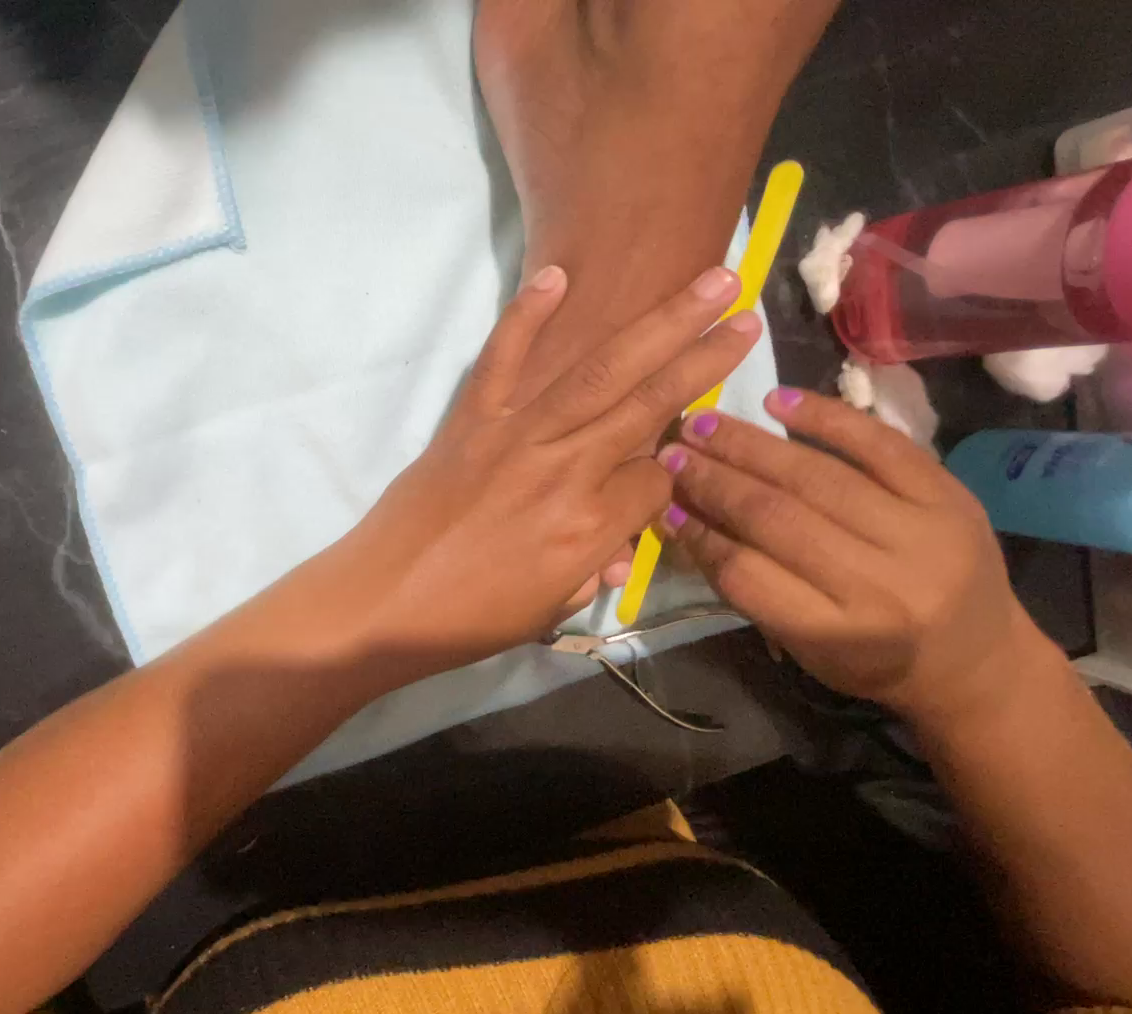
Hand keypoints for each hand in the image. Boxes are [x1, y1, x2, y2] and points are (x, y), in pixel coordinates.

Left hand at [330, 264, 757, 673]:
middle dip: (705, 357)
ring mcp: (515, 436)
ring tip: (709, 282)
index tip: (664, 471)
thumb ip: (591, 568)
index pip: (657, 480)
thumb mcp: (548, 609)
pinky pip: (502, 360)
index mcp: (591, 527)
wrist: (383, 602)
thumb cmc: (467, 620)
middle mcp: (566, 470)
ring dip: (659, 323)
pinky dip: (525, 316)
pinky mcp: (469, 421)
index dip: (669, 475)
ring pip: (600, 371)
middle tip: (748, 313)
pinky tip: (559, 275)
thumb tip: (616, 547)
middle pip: (651, 403)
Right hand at [660, 388, 1052, 720]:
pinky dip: (826, 418)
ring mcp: (923, 534)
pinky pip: (882, 445)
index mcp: (837, 633)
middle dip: (714, 480)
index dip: (700, 535)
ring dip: (751, 446)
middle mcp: (883, 584)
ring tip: (703, 424)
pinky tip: (777, 401)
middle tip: (670, 452)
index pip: (748, 574)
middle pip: (778, 518)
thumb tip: (685, 516)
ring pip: (819, 477)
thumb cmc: (869, 658)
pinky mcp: (951, 496)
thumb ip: (746, 583)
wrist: (976, 659)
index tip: (664, 504)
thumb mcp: (799, 642)